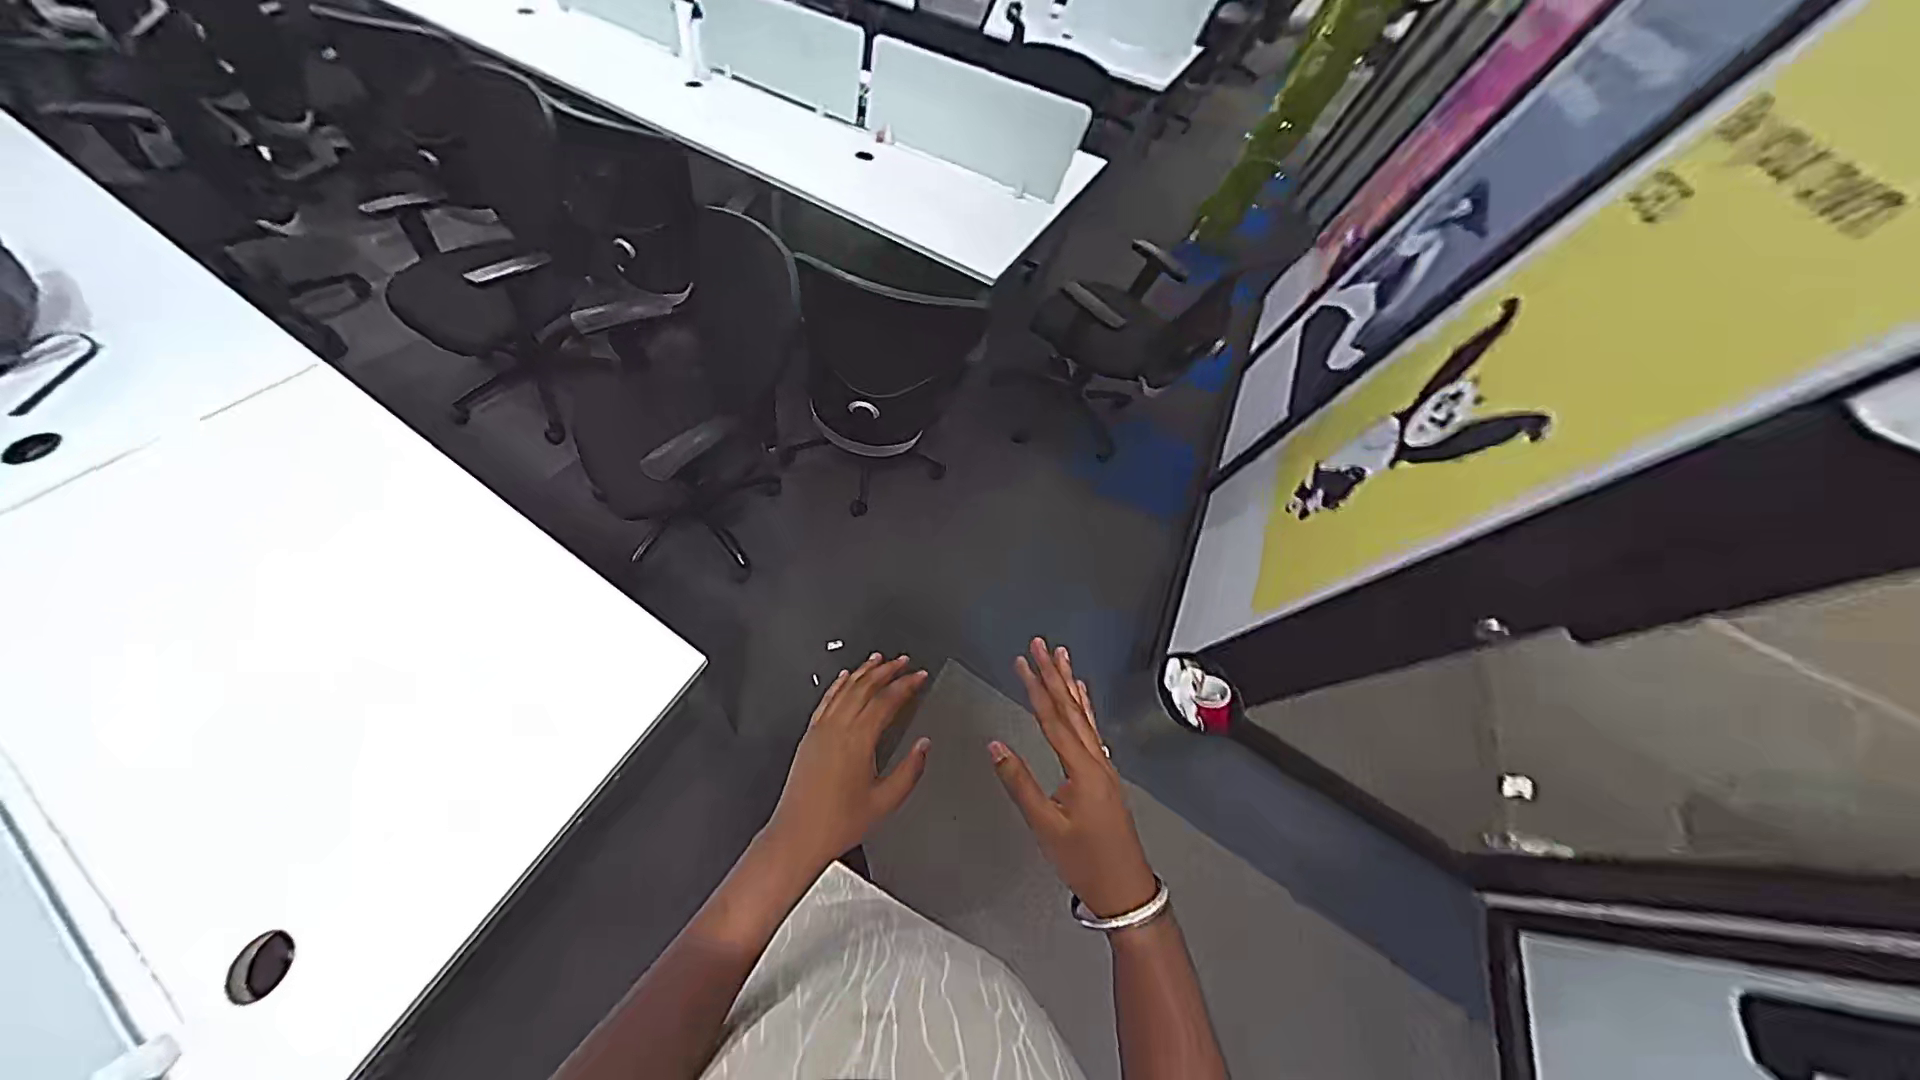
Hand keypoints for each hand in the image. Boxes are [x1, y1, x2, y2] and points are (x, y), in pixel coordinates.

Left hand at [765, 653, 931, 871]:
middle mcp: (837, 729)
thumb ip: (910, 771)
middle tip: (903, 661)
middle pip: (866, 686)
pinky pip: (826, 700)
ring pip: (845, 688)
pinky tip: (844, 677)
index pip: (887, 700)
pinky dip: (838, 684)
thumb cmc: (837, 823)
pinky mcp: (809, 736)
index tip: (919, 676)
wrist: (797, 835)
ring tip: (878, 659)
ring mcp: (820, 730)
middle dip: (887, 670)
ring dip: (864, 671)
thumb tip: (923, 747)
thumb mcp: (885, 801)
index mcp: (858, 740)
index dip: (906, 684)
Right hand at [991, 638, 1157, 918]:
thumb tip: (996, 747)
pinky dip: (1086, 709)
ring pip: (1084, 716)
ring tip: (1062, 659)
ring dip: (1070, 685)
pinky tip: (1082, 698)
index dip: (1035, 687)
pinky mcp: (1105, 776)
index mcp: (1081, 769)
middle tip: (1041, 646)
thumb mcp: (1045, 825)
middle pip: (1070, 708)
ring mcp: (1104, 767)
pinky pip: (1093, 731)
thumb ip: (1019, 783)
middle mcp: (1096, 761)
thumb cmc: (1086, 862)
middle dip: (1053, 673)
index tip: (1022, 662)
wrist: (1125, 890)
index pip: (1052, 718)